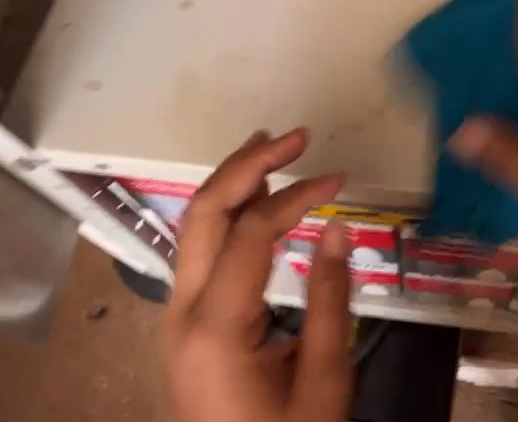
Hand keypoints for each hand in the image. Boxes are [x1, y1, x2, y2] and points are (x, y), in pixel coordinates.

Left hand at [164, 128, 351, 421]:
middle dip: (248, 164)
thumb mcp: (323, 382)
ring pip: (193, 227)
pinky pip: (199, 250)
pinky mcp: (186, 325)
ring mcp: (176, 319)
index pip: (253, 231)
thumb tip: (341, 227)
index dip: (298, 194)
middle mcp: (182, 314)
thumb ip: (331, 300)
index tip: (340, 178)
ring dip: (232, 180)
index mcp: (215, 329)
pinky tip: (256, 197)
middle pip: (203, 213)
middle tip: (296, 136)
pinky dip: (227, 211)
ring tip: (273, 149)